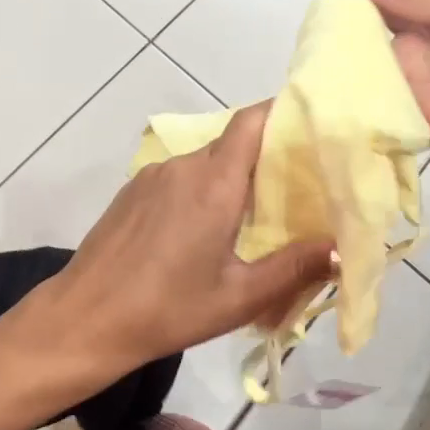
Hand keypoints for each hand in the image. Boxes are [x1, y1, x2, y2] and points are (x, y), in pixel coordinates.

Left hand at [22, 102, 334, 377]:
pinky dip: (202, 189)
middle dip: (266, 156)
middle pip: (233, 142)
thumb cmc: (168, 307)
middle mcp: (184, 165)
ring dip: (232, 178)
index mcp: (213, 182)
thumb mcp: (239, 296)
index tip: (312, 127)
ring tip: (258, 215)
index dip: (281, 114)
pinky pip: (180, 176)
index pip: (251, 121)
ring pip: (205, 161)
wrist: (87, 316)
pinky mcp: (134, 189)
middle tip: (300, 186)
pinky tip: (208, 229)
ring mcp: (154, 175)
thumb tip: (342, 248)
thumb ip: (293, 268)